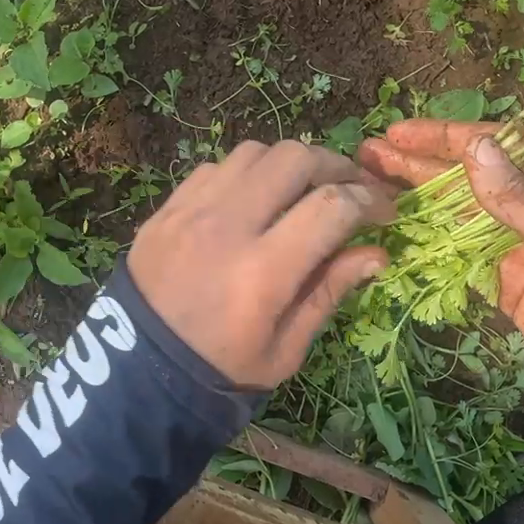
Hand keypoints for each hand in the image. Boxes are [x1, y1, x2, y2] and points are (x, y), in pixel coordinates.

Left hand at [128, 140, 396, 387]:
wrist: (137, 370)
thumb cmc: (221, 369)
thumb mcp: (285, 350)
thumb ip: (328, 292)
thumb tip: (376, 251)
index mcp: (262, 272)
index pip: (331, 206)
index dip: (369, 200)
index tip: (385, 212)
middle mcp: (226, 227)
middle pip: (294, 159)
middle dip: (334, 167)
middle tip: (350, 190)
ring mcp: (190, 210)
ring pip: (253, 152)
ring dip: (288, 165)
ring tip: (302, 190)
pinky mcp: (166, 207)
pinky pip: (215, 167)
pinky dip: (245, 174)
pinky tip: (253, 200)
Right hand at [357, 120, 523, 361]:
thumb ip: (522, 197)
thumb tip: (474, 147)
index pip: (492, 146)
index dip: (442, 137)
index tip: (399, 133)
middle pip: (462, 176)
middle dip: (414, 164)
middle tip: (366, 154)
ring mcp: (510, 241)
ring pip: (451, 211)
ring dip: (411, 198)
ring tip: (366, 185)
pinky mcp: (498, 277)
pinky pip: (453, 253)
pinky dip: (424, 242)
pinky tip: (390, 231)